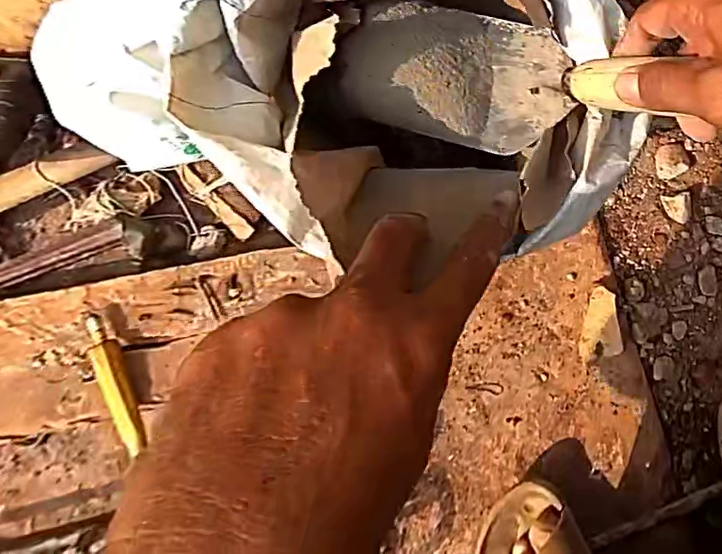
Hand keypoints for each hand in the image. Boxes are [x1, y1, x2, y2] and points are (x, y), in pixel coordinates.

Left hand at [106, 198, 515, 553]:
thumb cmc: (339, 518)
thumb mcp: (408, 441)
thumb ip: (413, 371)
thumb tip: (404, 345)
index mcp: (414, 342)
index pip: (467, 267)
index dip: (487, 231)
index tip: (497, 204)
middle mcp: (356, 313)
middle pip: (391, 238)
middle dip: (402, 238)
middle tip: (397, 251)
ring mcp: (285, 318)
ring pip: (311, 309)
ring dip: (308, 338)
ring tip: (280, 402)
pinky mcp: (224, 339)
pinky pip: (253, 340)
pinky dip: (255, 368)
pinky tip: (240, 416)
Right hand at [613, 0, 721, 145]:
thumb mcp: (716, 94)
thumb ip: (662, 87)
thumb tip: (620, 83)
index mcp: (704, 0)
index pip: (644, 21)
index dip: (627, 59)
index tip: (622, 94)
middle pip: (679, 40)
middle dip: (678, 86)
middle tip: (694, 125)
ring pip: (714, 57)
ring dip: (711, 95)